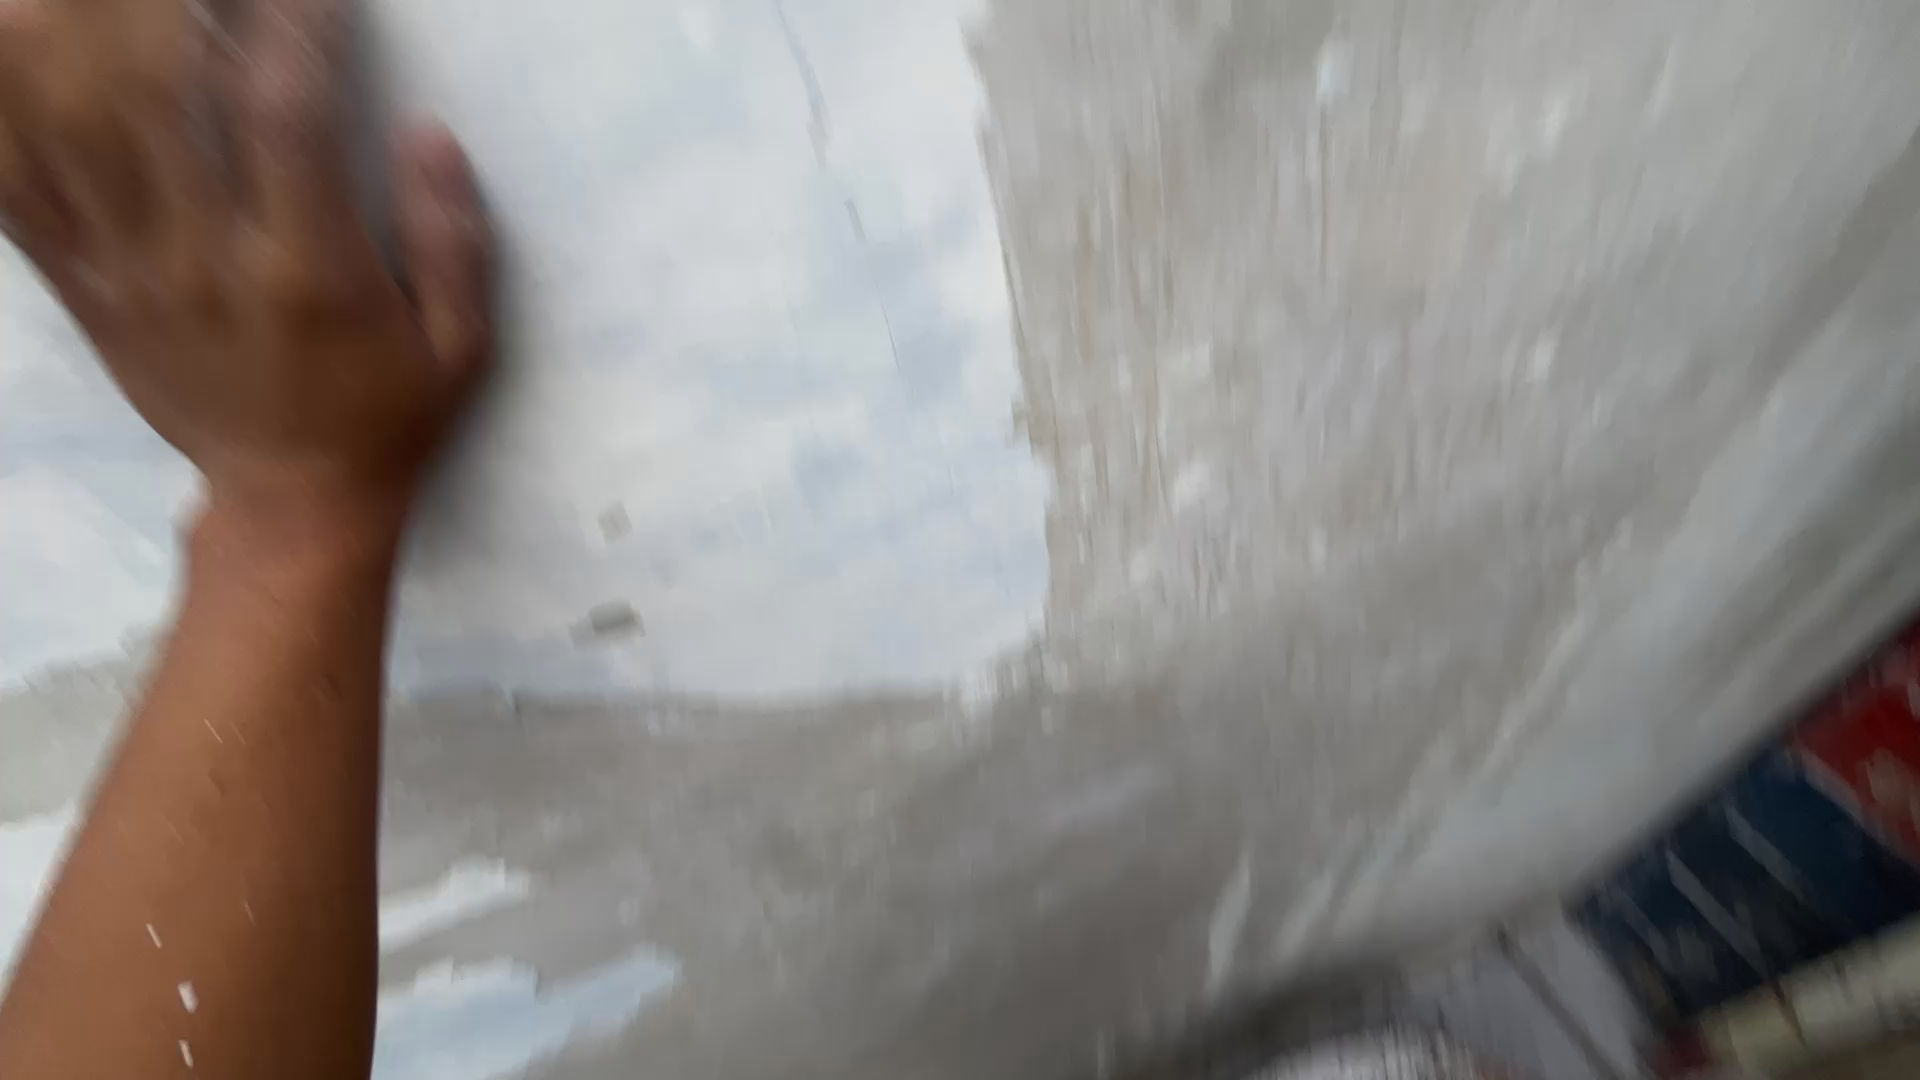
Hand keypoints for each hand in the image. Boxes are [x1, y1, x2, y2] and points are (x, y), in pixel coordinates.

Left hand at [0, 0, 491, 549]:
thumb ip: (456, 248)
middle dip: (176, 0)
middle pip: (148, 78)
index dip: (300, 27)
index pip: (290, 117)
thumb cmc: (393, 416)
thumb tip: (431, 136)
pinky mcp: (72, 271)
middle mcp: (203, 254)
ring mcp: (120, 260)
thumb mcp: (464, 350)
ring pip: (51, 96)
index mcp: (313, 275)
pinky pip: (0, 153)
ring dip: (79, 13)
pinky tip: (36, 32)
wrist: (294, 491)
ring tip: (140, 1)